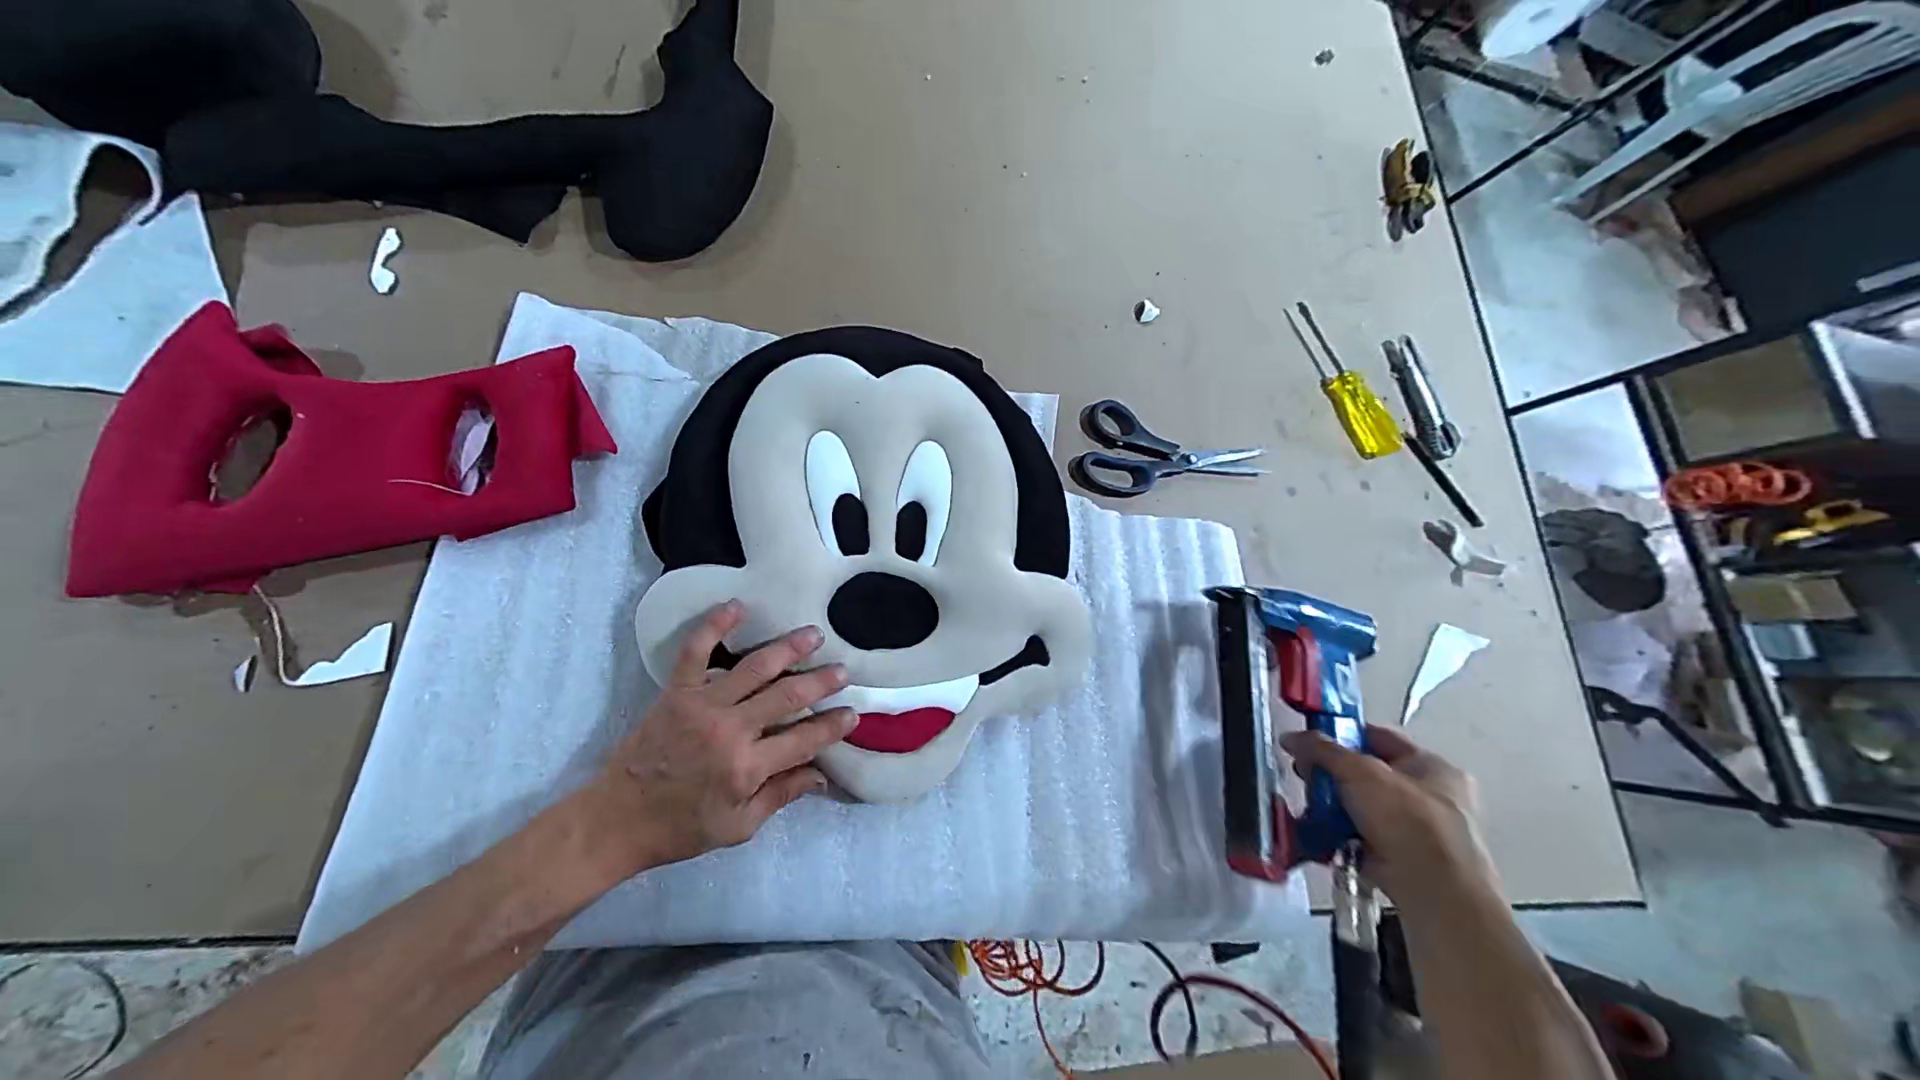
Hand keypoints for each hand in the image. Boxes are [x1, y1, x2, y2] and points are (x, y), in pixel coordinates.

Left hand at [584, 601, 857, 875]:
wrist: (615, 821)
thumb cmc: (681, 828)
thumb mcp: (738, 826)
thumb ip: (781, 795)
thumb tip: (822, 774)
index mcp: (747, 768)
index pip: (804, 740)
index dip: (833, 726)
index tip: (852, 714)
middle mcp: (730, 730)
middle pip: (787, 697)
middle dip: (821, 682)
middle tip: (842, 670)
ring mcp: (701, 705)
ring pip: (754, 668)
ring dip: (788, 649)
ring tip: (813, 635)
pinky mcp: (675, 692)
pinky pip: (695, 651)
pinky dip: (714, 625)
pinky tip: (737, 606)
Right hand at [1280, 724, 1498, 909]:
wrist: (1434, 891)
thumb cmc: (1407, 819)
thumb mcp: (1360, 772)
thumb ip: (1322, 750)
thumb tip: (1290, 738)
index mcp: (1432, 767)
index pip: (1379, 738)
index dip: (1344, 734)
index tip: (1311, 740)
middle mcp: (1429, 796)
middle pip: (1365, 774)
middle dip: (1331, 775)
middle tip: (1305, 775)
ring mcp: (1415, 831)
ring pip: (1359, 806)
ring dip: (1330, 806)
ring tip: (1307, 806)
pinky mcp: (1398, 859)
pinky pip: (1357, 836)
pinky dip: (1335, 834)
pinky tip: (1315, 833)